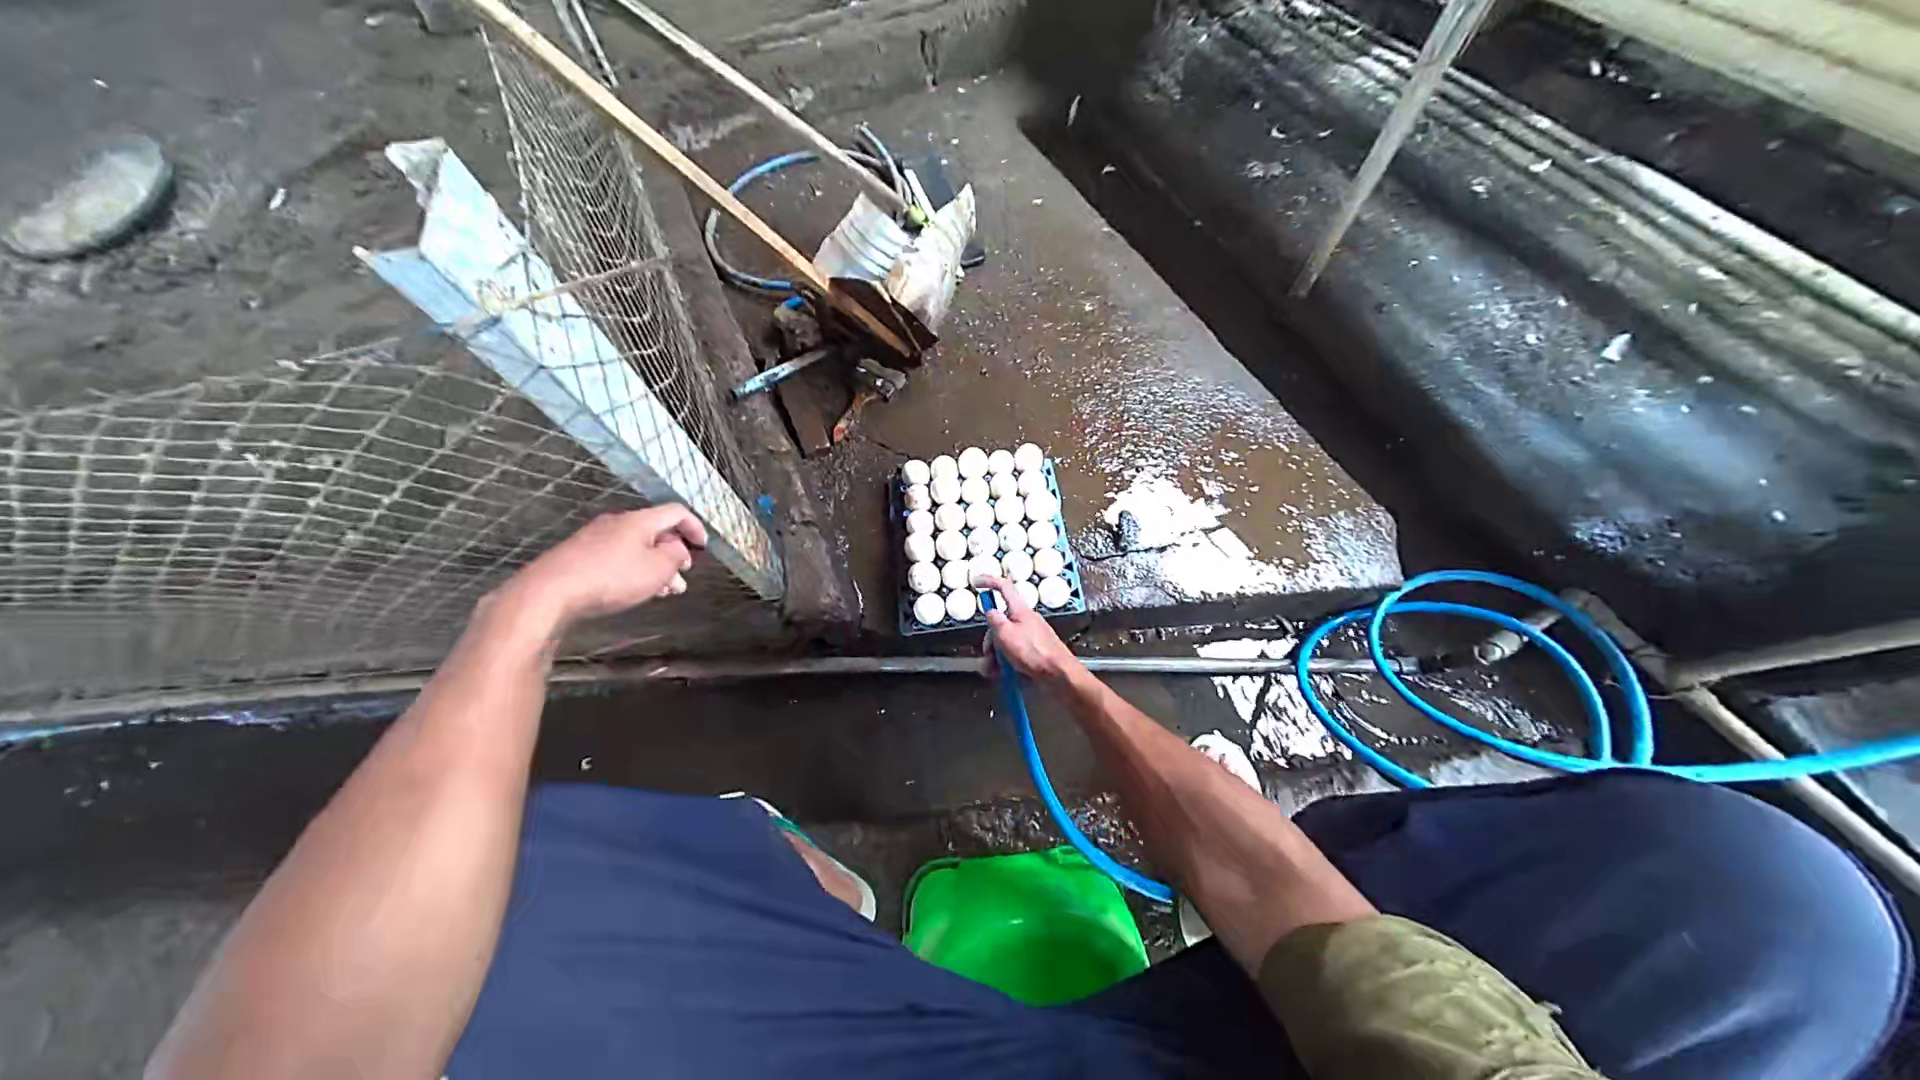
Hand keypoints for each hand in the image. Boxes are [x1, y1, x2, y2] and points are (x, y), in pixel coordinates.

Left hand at [493, 505, 707, 631]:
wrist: (550, 591)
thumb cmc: (611, 578)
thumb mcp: (658, 569)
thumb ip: (676, 556)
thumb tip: (677, 549)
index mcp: (639, 520)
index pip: (676, 512)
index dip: (695, 527)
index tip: (702, 546)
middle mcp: (617, 522)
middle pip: (654, 531)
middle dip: (673, 554)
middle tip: (681, 576)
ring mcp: (595, 537)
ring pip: (635, 547)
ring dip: (653, 566)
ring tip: (661, 590)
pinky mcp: (580, 555)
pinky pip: (616, 557)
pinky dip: (632, 570)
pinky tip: (632, 590)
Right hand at [978, 575, 1077, 684]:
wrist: (1058, 673)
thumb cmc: (1033, 652)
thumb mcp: (1005, 633)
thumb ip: (994, 619)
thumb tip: (990, 611)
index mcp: (1019, 609)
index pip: (1004, 587)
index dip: (989, 581)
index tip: (977, 582)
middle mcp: (1025, 619)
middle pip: (1000, 622)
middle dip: (990, 640)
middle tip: (988, 655)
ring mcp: (1030, 635)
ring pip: (1005, 639)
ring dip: (996, 655)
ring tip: (994, 671)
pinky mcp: (1034, 650)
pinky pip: (1014, 651)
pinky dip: (1005, 661)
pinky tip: (1002, 674)